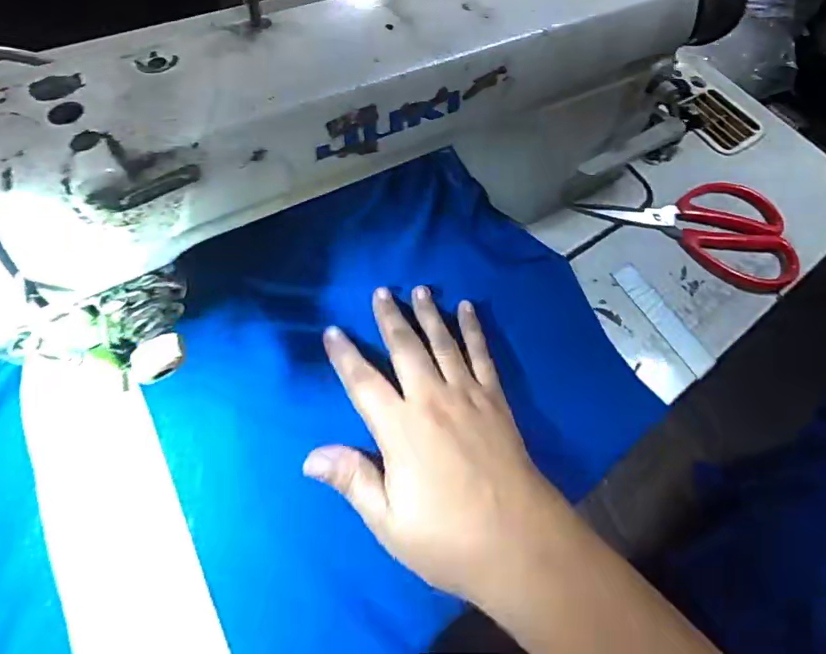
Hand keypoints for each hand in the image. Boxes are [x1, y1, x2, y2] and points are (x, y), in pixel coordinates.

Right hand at [303, 286, 581, 604]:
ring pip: (444, 343)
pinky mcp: (495, 397)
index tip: (333, 331)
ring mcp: (468, 394)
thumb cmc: (444, 535)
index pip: (364, 383)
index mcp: (400, 429)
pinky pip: (481, 353)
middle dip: (391, 319)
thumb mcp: (388, 520)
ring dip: (430, 314)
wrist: (514, 533)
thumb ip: (354, 480)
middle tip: (381, 292)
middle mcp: (433, 400)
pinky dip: (473, 329)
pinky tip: (468, 309)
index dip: (346, 356)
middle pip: (406, 349)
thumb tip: (311, 455)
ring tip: (419, 290)